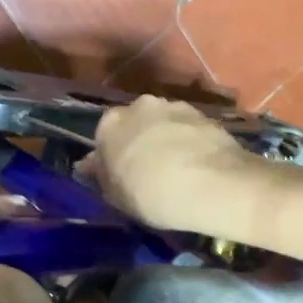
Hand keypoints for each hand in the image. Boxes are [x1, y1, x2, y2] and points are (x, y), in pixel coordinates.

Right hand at [86, 95, 257, 233]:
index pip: (104, 137)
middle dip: (140, 142)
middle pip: (135, 124)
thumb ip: (100, 175)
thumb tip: (88, 164)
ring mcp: (174, 106)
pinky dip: (190, 143)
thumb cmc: (152, 194)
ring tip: (179, 170)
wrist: (214, 184)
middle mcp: (140, 105)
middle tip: (150, 172)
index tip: (122, 177)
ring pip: (164, 124)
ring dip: (167, 140)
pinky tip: (198, 165)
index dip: (113, 157)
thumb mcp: (116, 196)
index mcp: (110, 123)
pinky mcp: (205, 114)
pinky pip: (189, 130)